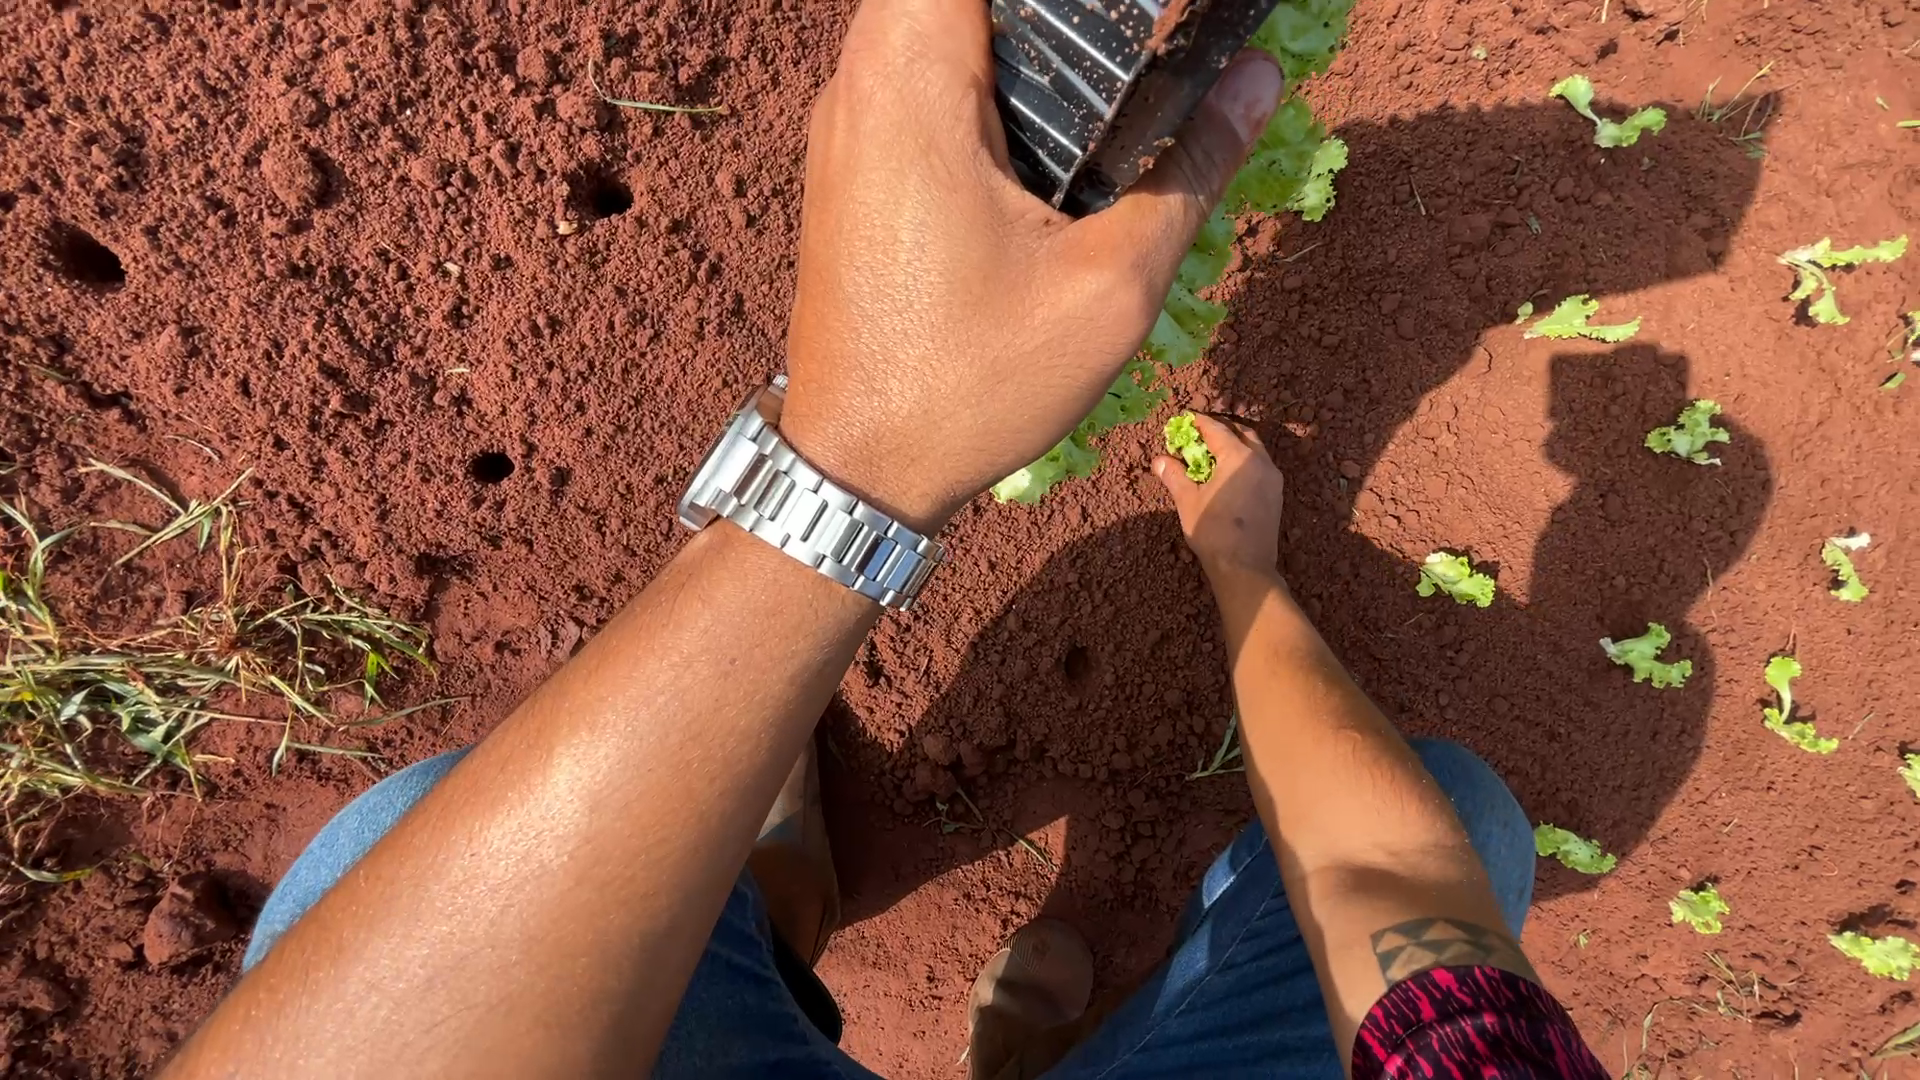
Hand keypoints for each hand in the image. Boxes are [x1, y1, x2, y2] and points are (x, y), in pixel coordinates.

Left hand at [777, 0, 1284, 531]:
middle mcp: (859, 83)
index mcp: (912, 76)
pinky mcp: (845, 178)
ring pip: (939, 37)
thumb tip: (1254, 79)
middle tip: (1126, 88)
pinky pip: (914, 96)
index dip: (1079, 0)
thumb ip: (1188, 172)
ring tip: (1089, 129)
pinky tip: (1029, 171)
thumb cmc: (973, 388)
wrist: (861, 468)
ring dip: (1019, 64)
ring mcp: (842, 132)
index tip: (1136, 30)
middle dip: (1060, 26)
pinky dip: (978, 104)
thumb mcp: (1107, 290)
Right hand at [1154, 414, 1284, 582]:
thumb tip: (1159, 460)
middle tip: (1198, 434)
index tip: (1184, 419)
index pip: (1216, 429)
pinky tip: (1228, 473)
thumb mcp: (1187, 501)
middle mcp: (1261, 460)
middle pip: (1240, 433)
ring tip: (1212, 453)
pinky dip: (1243, 460)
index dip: (1198, 422)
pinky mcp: (1276, 493)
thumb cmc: (1213, 531)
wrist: (1244, 566)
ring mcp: (1272, 477)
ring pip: (1253, 448)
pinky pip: (1259, 464)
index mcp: (1238, 457)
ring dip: (1233, 444)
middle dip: (1219, 430)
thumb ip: (1174, 475)